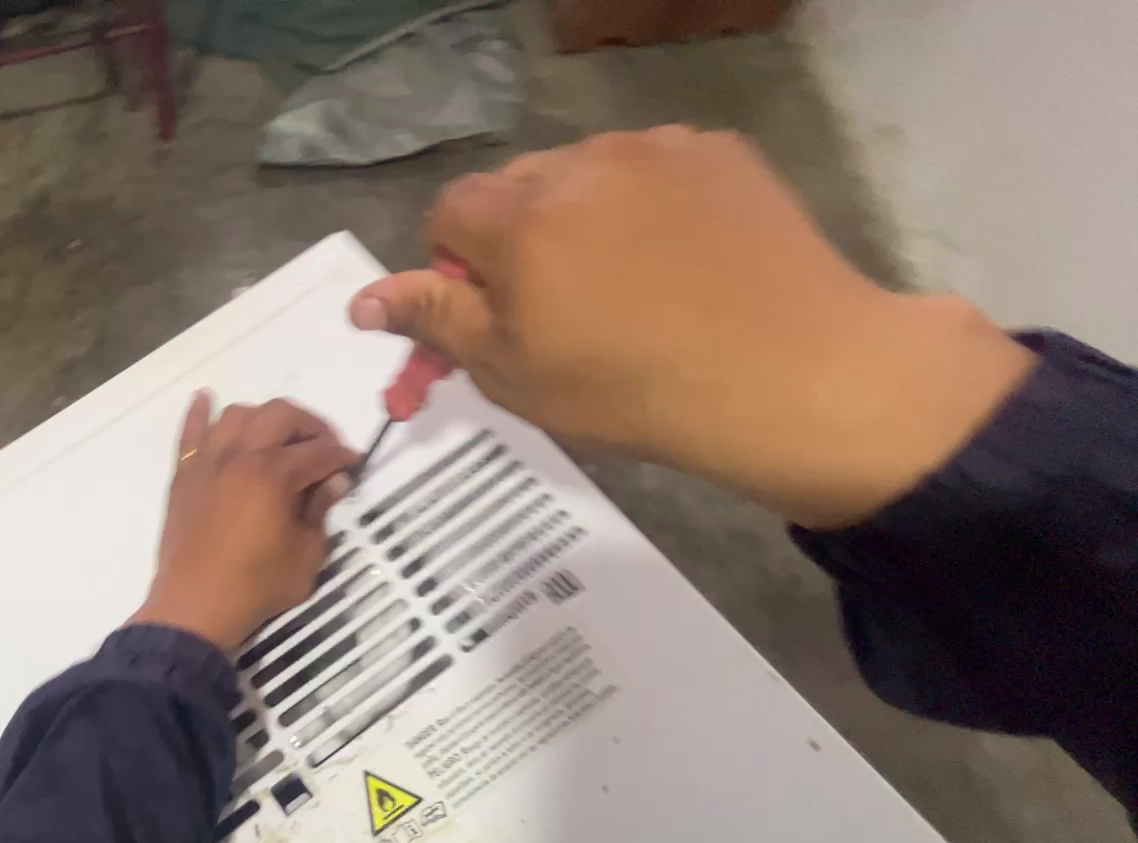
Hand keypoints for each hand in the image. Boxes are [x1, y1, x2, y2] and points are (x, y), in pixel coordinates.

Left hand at [129, 394, 357, 651]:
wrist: (195, 607)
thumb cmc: (257, 588)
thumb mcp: (306, 557)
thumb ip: (320, 513)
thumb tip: (333, 482)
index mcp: (274, 476)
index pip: (319, 452)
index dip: (342, 456)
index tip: (353, 464)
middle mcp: (240, 457)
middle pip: (280, 415)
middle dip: (309, 426)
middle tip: (321, 449)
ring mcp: (207, 462)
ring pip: (237, 415)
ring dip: (263, 418)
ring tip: (277, 438)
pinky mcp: (183, 475)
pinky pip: (189, 433)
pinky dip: (199, 412)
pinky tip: (205, 399)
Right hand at [348, 126, 1032, 526]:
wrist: (786, 375)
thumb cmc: (623, 388)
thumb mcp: (507, 370)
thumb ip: (433, 321)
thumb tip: (361, 301)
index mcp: (519, 220)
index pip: (446, 214)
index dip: (451, 266)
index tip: (486, 312)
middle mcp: (580, 164)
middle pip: (509, 189)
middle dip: (507, 240)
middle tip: (545, 305)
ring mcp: (656, 149)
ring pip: (575, 176)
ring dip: (569, 219)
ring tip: (612, 283)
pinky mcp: (717, 152)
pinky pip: (643, 170)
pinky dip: (633, 206)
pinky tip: (668, 259)